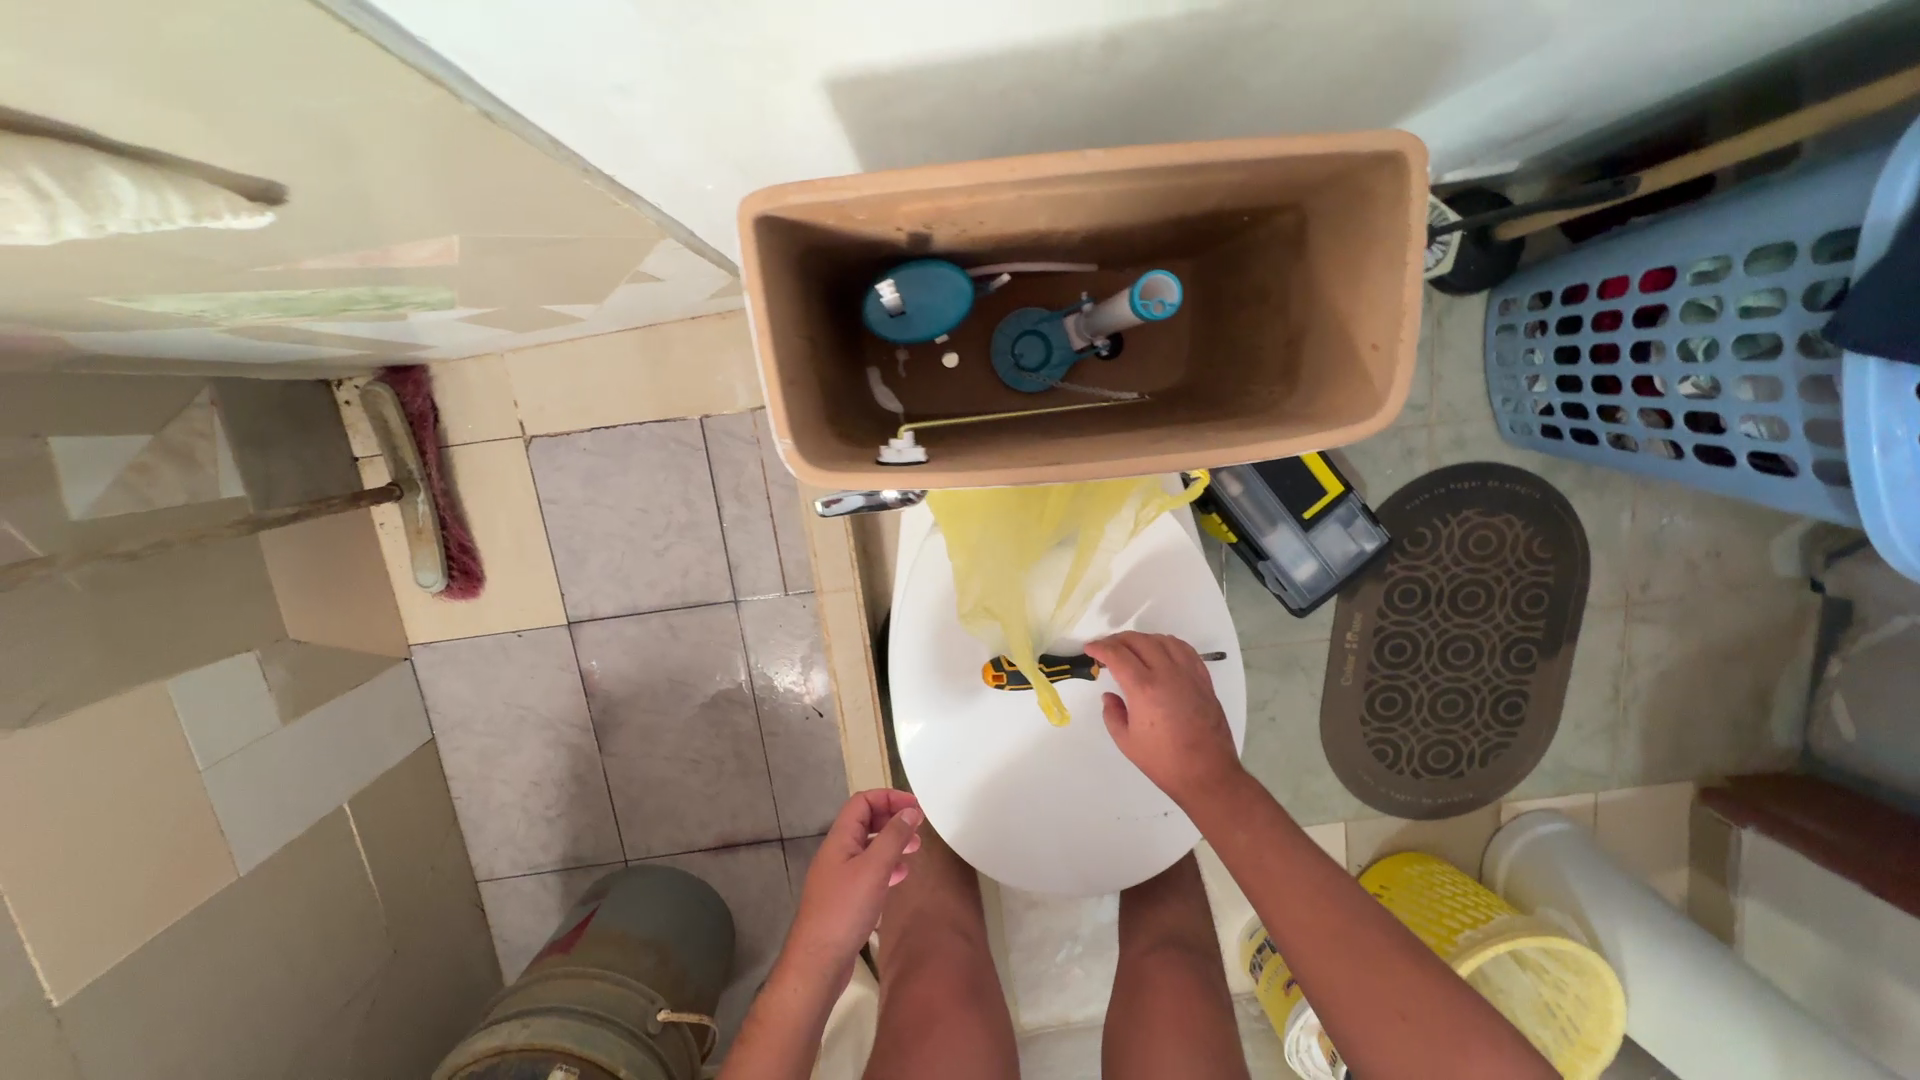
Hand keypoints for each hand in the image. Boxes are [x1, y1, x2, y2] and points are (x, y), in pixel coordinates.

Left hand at [784, 789, 923, 988]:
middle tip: (919, 827)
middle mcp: (837, 853)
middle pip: (865, 822)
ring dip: (892, 843)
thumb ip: (893, 837)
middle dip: (892, 819)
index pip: (862, 802)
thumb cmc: (845, 910)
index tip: (916, 807)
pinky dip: (886, 868)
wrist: (817, 962)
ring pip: (868, 848)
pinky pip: (868, 872)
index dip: (888, 798)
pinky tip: (901, 876)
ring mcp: (839, 877)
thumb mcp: (874, 869)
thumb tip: (910, 811)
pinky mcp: (844, 899)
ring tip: (916, 850)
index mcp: (840, 839)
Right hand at [1085, 632, 1243, 807]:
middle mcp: (1167, 674)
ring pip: (1163, 640)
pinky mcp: (1204, 680)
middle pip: (1139, 641)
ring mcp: (1188, 674)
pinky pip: (1185, 650)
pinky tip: (1161, 651)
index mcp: (1144, 688)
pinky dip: (1168, 644)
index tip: (1090, 649)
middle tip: (1106, 648)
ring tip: (1132, 648)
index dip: (1100, 648)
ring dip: (1143, 639)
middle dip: (1117, 640)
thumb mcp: (1126, 741)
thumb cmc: (1163, 761)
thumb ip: (1112, 714)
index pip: (1117, 654)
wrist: (1207, 773)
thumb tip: (1110, 696)